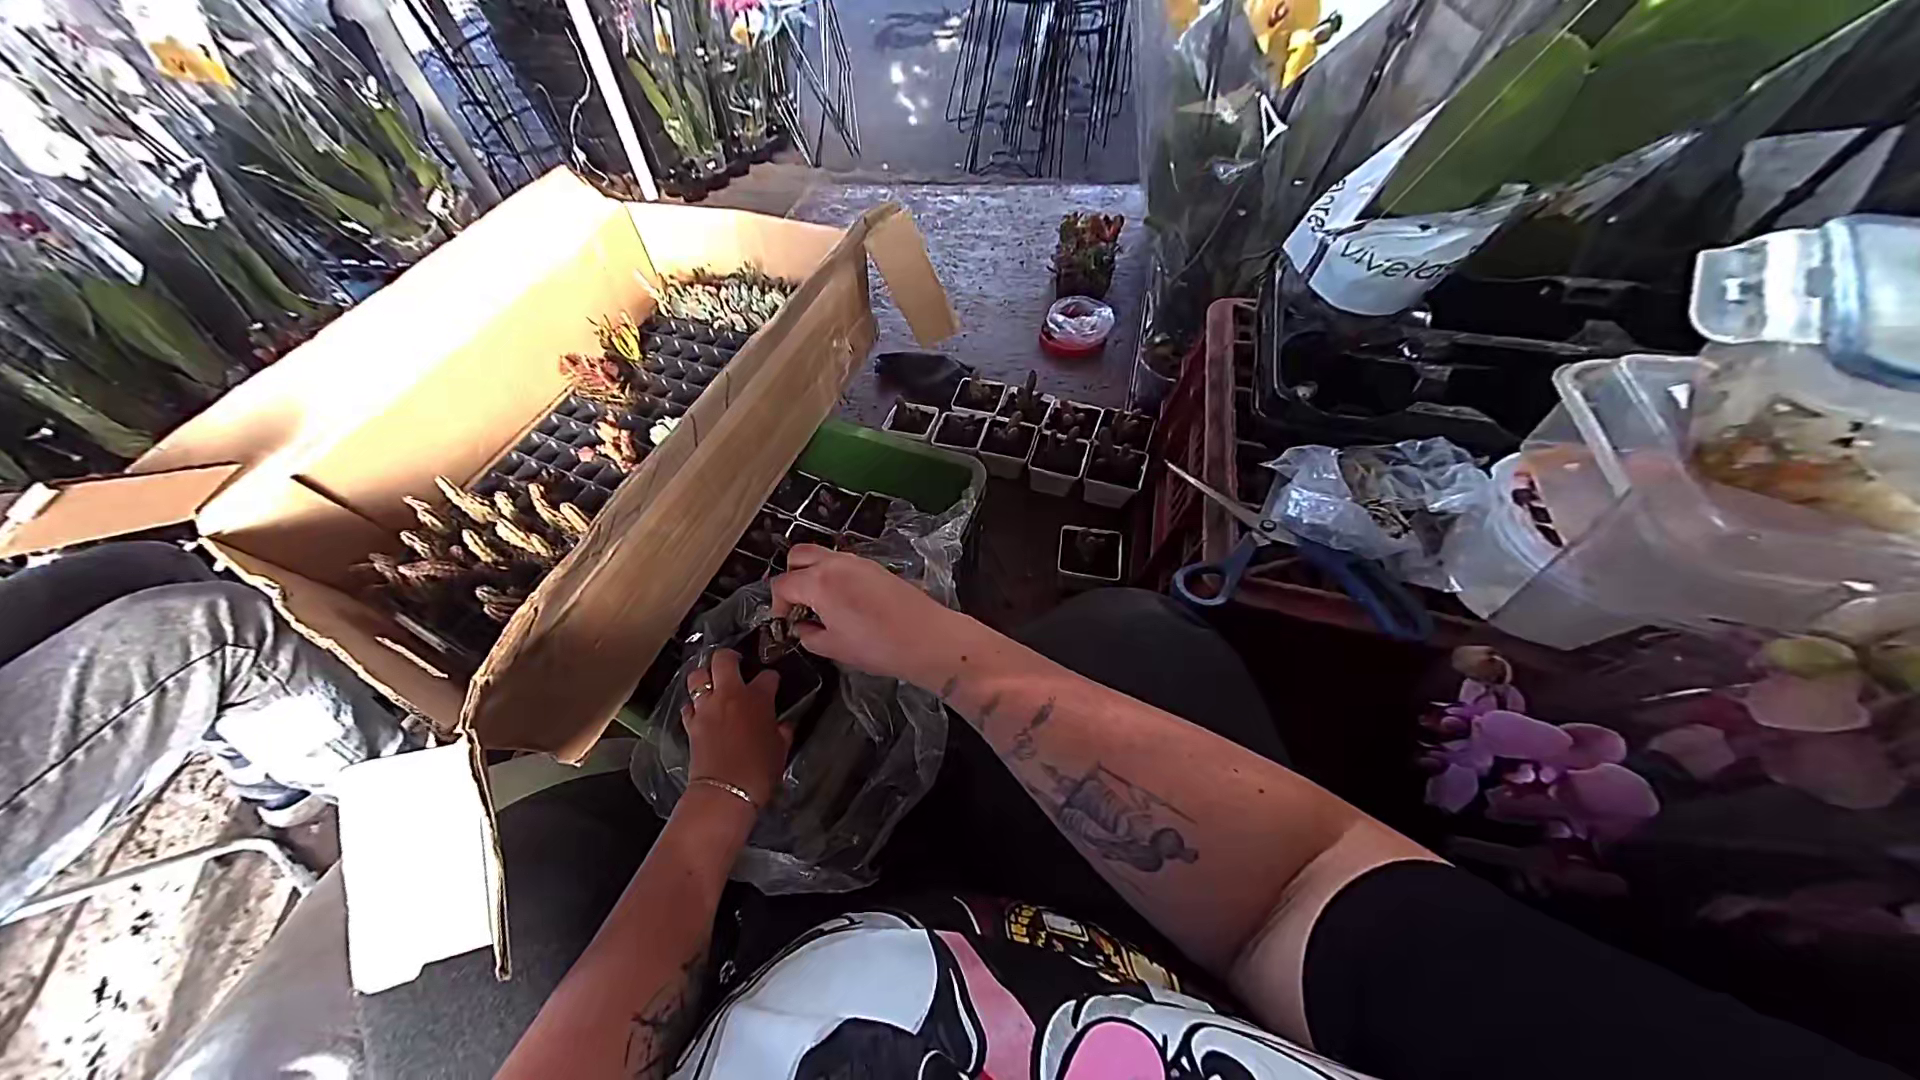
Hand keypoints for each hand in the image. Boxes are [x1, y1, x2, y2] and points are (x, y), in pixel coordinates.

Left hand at [682, 649, 788, 807]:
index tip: (773, 684)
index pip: (767, 676)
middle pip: (723, 659)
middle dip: (729, 656)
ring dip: (704, 675)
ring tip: (712, 682)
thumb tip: (783, 724)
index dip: (771, 679)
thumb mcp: (781, 747)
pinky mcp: (690, 724)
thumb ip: (783, 730)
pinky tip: (701, 710)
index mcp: (757, 697)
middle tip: (735, 663)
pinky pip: (688, 705)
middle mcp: (730, 695)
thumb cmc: (760, 769)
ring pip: (697, 676)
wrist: (726, 792)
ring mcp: (706, 708)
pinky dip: (694, 704)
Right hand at [769, 545, 969, 684]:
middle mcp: (837, 563)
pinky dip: (835, 574)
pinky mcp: (877, 567)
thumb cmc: (879, 646)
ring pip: (823, 555)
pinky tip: (844, 602)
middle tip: (798, 605)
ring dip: (813, 573)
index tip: (785, 622)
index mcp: (819, 582)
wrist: (928, 639)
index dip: (777, 605)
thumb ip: (808, 635)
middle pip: (798, 555)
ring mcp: (859, 562)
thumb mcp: (834, 648)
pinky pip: (845, 563)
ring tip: (821, 605)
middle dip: (791, 576)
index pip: (782, 584)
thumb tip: (802, 627)